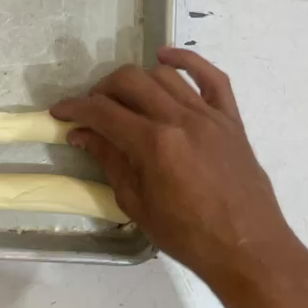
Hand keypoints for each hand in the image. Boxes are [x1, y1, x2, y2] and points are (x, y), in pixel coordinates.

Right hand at [51, 48, 301, 286]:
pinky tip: (165, 57)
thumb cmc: (188, 235)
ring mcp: (209, 116)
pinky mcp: (231, 120)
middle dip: (101, 90)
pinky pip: (212, 77)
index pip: (103, 112)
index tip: (59, 112)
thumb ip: (110, 160)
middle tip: (90, 110)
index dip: (75, 108)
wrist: (248, 249)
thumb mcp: (136, 203)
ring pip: (164, 75)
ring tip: (123, 98)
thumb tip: (82, 135)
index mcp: (154, 144)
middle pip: (130, 81)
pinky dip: (187, 60)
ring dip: (136, 80)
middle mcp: (181, 120)